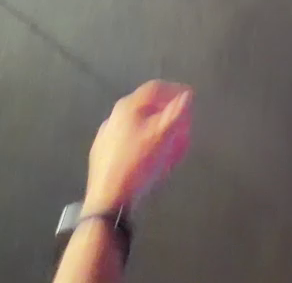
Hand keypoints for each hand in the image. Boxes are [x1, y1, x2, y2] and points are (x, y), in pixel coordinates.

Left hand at [83, 81, 192, 213]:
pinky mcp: (101, 157)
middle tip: (183, 124)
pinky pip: (128, 143)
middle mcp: (114, 116)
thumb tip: (187, 95)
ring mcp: (105, 137)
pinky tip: (152, 160)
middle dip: (168, 114)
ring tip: (171, 144)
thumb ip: (176, 113)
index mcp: (127, 106)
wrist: (108, 201)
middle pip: (146, 108)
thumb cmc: (138, 163)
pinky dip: (144, 144)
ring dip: (157, 131)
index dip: (175, 90)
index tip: (190, 99)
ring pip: (137, 126)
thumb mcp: (163, 136)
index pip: (155, 88)